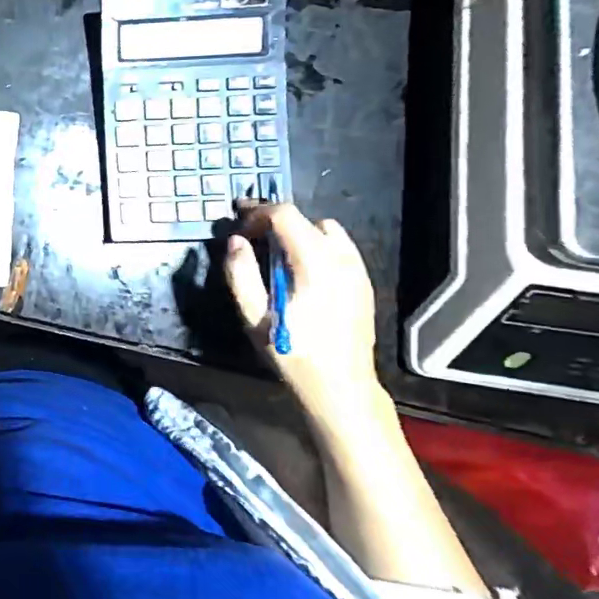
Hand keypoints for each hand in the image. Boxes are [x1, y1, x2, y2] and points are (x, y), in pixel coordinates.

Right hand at [224, 202, 391, 430]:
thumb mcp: (254, 317)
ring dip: (296, 232)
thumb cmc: (293, 352)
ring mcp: (356, 268)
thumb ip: (241, 274)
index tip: (238, 227)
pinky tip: (301, 270)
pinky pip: (339, 247)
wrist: (341, 385)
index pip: (284, 215)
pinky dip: (316, 245)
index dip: (256, 213)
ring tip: (276, 254)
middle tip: (249, 238)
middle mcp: (340, 258)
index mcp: (313, 263)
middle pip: (303, 218)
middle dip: (273, 221)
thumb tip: (235, 242)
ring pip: (324, 229)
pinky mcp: (363, 281)